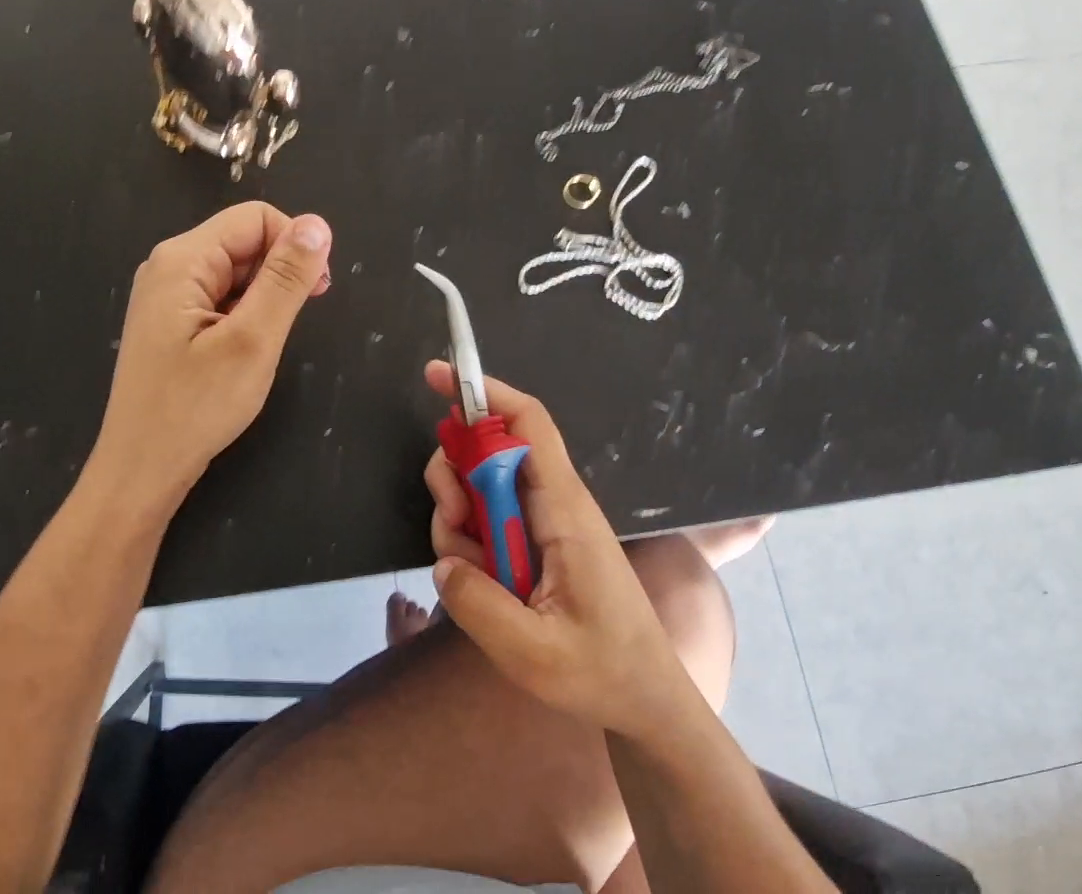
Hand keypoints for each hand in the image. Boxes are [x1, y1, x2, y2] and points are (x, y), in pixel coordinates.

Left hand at [91, 203, 332, 501]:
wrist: (142, 467)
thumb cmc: (196, 406)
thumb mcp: (252, 340)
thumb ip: (286, 279)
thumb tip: (318, 225)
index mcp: (182, 259)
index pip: (255, 218)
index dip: (295, 244)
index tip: (317, 292)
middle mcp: (168, 267)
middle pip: (243, 242)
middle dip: (279, 275)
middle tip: (289, 328)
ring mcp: (165, 297)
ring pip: (234, 274)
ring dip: (262, 301)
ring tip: (262, 348)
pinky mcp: (169, 324)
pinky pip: (218, 301)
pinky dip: (242, 319)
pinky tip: (243, 354)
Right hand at [421, 360, 689, 729]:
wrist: (644, 702)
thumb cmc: (602, 673)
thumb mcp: (532, 652)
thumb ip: (477, 603)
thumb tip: (443, 562)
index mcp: (565, 512)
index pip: (528, 425)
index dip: (484, 393)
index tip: (438, 378)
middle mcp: (554, 507)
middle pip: (489, 454)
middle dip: (455, 477)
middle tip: (455, 525)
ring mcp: (543, 527)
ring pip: (479, 493)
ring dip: (458, 523)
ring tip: (476, 578)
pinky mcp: (535, 548)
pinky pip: (487, 527)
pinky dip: (469, 549)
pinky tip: (486, 589)